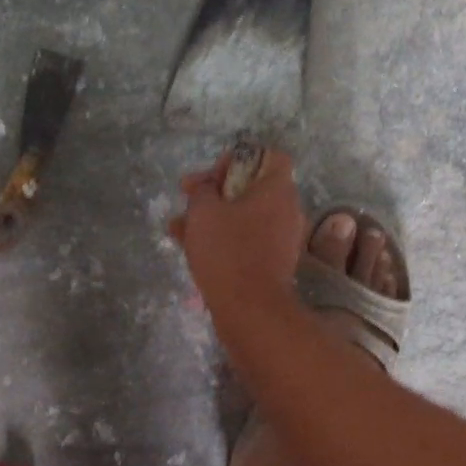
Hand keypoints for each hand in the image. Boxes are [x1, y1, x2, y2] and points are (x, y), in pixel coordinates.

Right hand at [169, 146, 307, 311]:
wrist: (250, 309)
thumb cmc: (228, 250)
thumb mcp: (203, 211)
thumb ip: (202, 189)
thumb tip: (205, 186)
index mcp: (279, 190)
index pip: (269, 156)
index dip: (237, 159)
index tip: (212, 177)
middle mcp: (287, 210)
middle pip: (251, 187)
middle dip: (215, 191)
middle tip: (187, 198)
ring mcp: (283, 238)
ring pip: (244, 215)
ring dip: (212, 216)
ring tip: (178, 227)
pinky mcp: (273, 262)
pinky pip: (247, 238)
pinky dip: (223, 237)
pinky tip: (190, 246)